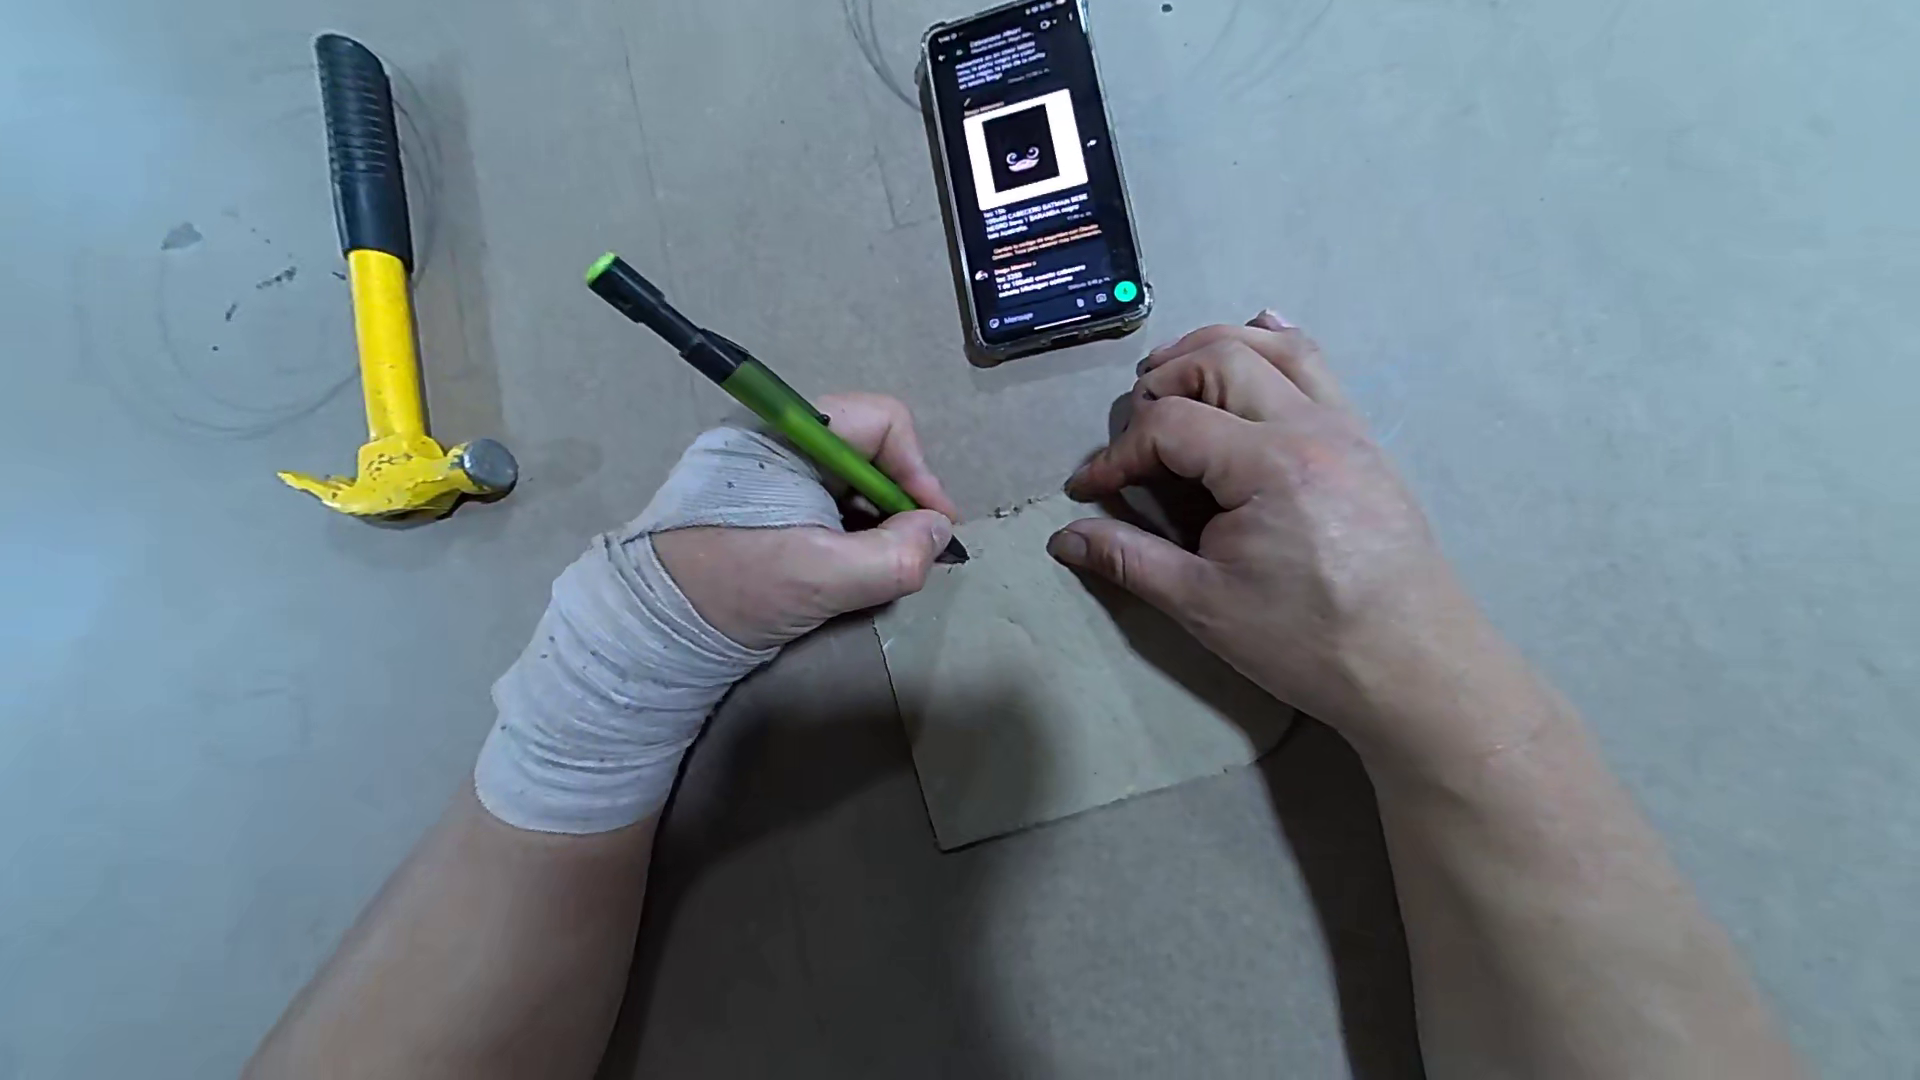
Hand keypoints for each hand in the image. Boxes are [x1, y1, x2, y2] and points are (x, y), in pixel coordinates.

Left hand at [653, 393, 960, 650]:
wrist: (653, 625)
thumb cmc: (734, 588)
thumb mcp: (824, 577)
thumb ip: (895, 556)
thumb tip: (939, 533)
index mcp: (790, 434)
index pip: (883, 422)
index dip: (918, 470)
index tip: (933, 523)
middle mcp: (784, 439)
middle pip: (873, 450)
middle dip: (902, 500)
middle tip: (915, 547)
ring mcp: (775, 469)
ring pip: (855, 479)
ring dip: (881, 519)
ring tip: (885, 562)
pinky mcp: (770, 500)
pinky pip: (832, 501)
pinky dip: (856, 530)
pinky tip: (855, 565)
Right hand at [1049, 313, 1501, 764]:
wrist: (1417, 670)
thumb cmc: (1305, 640)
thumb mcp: (1202, 604)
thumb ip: (1127, 560)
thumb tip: (1061, 538)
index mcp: (1268, 465)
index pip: (1170, 424)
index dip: (1115, 454)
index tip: (1086, 488)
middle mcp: (1310, 426)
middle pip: (1219, 359)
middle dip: (1160, 381)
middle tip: (1131, 427)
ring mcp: (1344, 427)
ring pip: (1272, 347)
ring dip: (1210, 348)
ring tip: (1170, 375)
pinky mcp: (1361, 441)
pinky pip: (1317, 366)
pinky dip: (1274, 343)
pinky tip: (1258, 333)